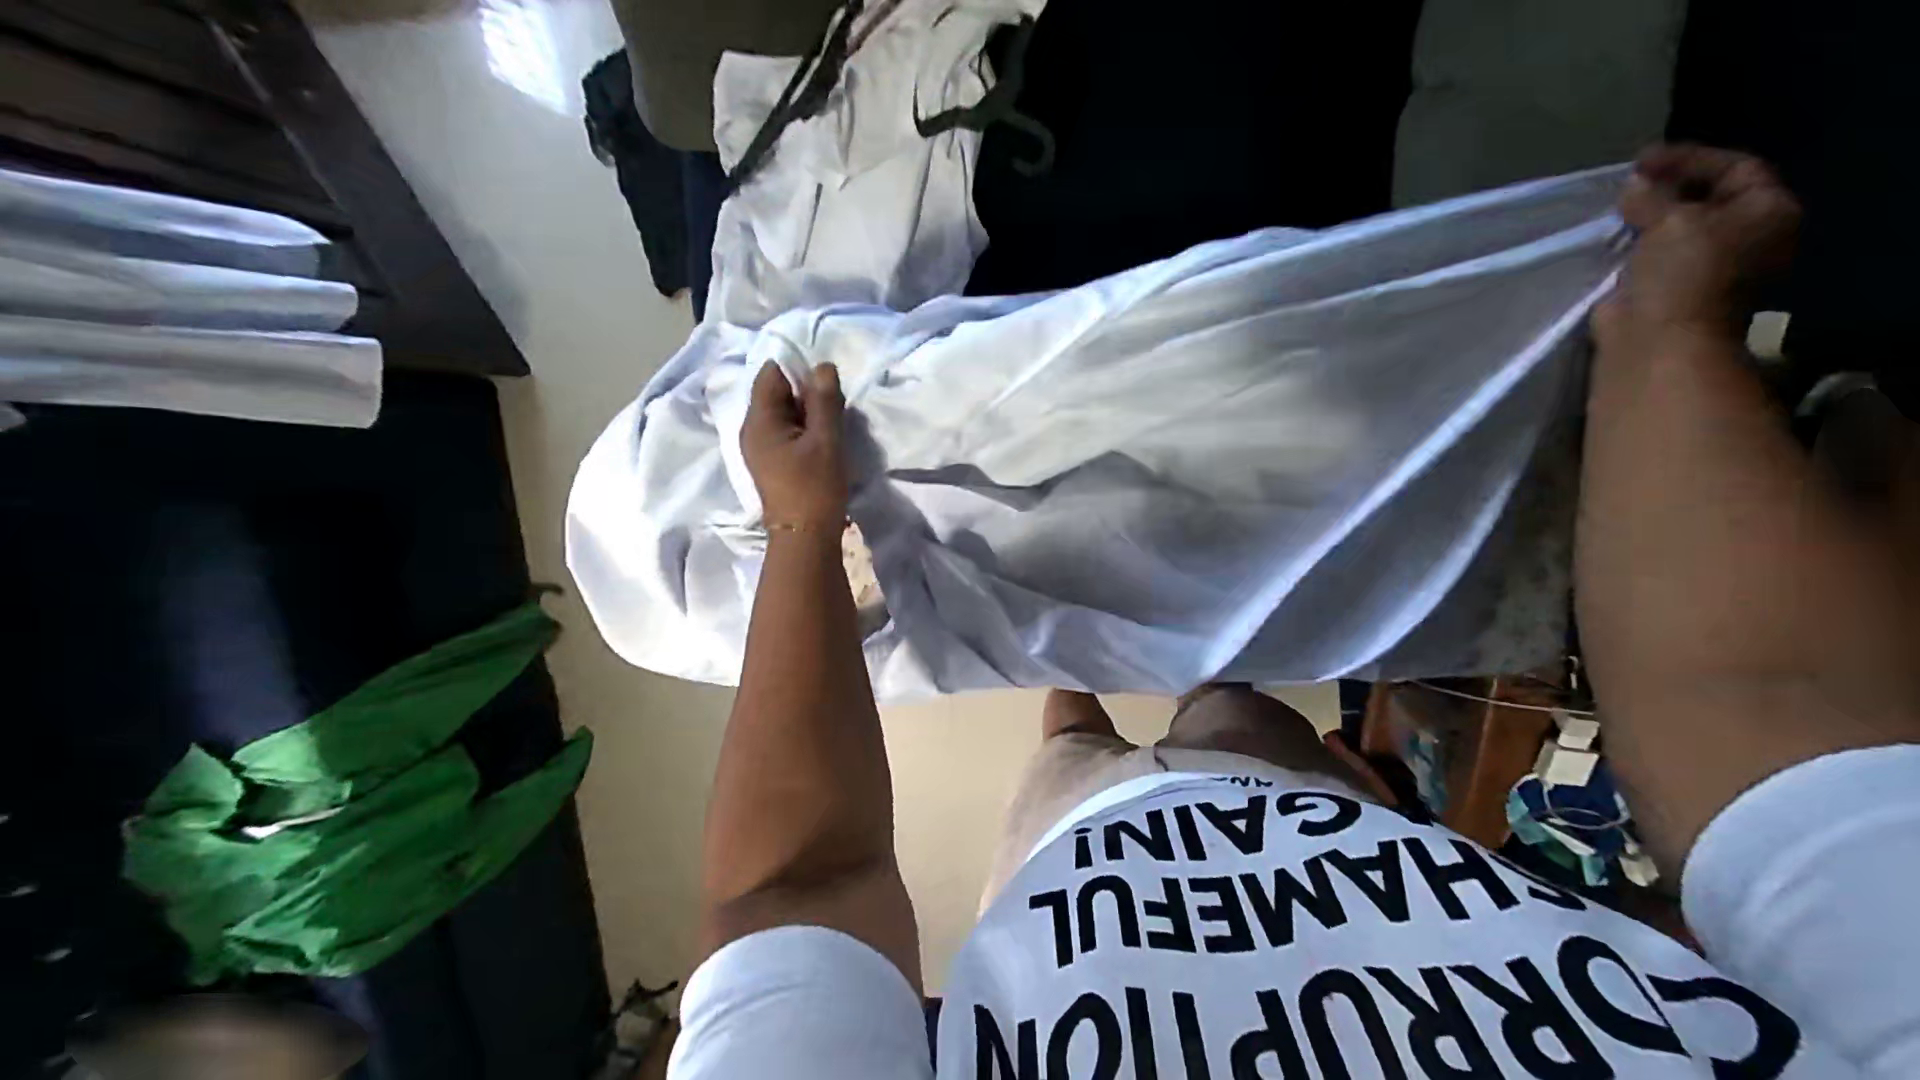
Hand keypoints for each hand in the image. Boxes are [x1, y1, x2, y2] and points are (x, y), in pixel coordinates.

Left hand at [742, 361, 847, 531]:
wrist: (805, 538)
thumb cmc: (815, 488)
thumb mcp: (826, 440)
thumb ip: (824, 400)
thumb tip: (822, 366)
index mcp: (759, 421)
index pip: (772, 373)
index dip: (799, 369)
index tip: (827, 383)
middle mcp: (752, 430)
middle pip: (776, 392)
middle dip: (805, 392)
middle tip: (834, 406)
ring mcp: (759, 448)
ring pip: (783, 413)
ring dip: (808, 413)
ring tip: (831, 424)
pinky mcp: (771, 462)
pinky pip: (786, 432)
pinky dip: (804, 429)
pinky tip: (823, 441)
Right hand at [1595, 145, 1800, 347]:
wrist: (1655, 338)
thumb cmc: (1683, 273)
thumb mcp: (1673, 221)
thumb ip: (1654, 197)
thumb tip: (1634, 185)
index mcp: (1768, 213)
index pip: (1736, 169)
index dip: (1690, 159)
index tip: (1642, 159)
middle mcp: (1745, 236)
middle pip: (1708, 197)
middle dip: (1668, 186)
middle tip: (1628, 180)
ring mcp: (1706, 264)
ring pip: (1677, 227)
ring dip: (1647, 216)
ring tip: (1614, 207)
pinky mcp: (1668, 286)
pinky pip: (1652, 253)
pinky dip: (1633, 242)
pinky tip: (1609, 236)